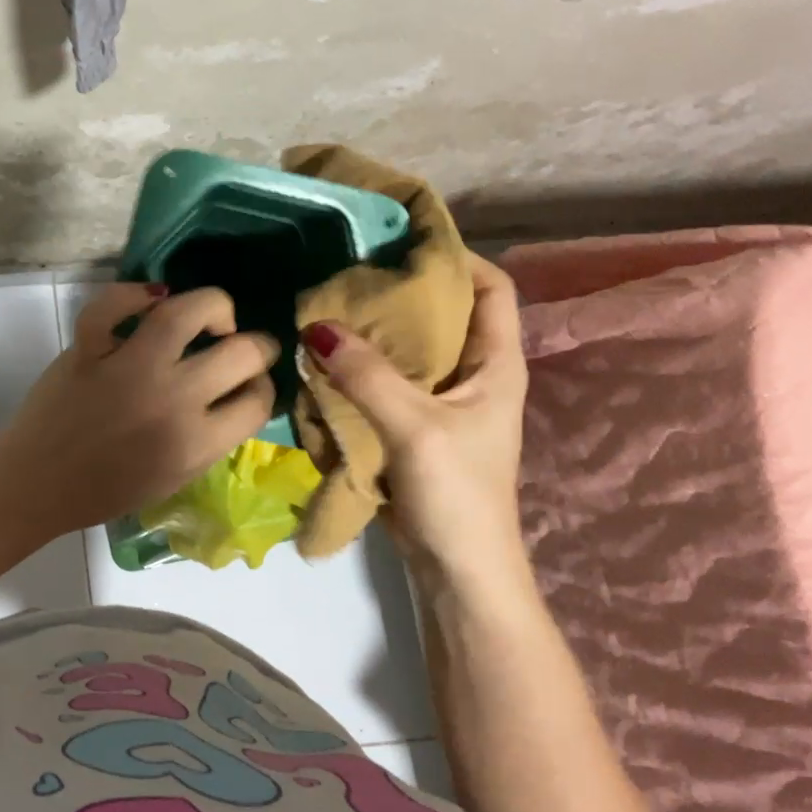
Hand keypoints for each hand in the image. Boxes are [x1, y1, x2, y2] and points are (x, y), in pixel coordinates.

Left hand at [0, 284, 279, 541]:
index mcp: (195, 443)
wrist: (36, 486)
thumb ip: (207, 437)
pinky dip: (133, 292)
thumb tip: (234, 392)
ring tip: (210, 317)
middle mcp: (171, 401)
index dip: (263, 386)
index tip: (250, 382)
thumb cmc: (103, 491)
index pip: (258, 400)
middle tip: (239, 344)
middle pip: (242, 352)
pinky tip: (149, 300)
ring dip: (213, 306)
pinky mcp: (87, 351)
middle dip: (256, 344)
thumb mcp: (173, 477)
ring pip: (187, 311)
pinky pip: (113, 305)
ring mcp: (127, 370)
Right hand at [299, 254, 532, 594]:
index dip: (457, 258)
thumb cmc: (458, 493)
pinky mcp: (411, 427)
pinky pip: (384, 382)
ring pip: (408, 349)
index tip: (402, 241)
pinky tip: (323, 360)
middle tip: (347, 272)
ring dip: (372, 331)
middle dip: (399, 291)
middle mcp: (473, 374)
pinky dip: (357, 367)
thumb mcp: (414, 428)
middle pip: (442, 314)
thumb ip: (367, 375)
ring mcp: (441, 402)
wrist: (458, 570)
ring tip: (327, 307)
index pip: (492, 288)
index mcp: (497, 365)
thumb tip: (314, 326)